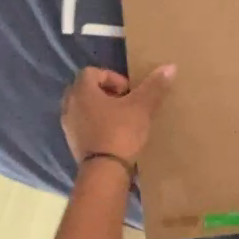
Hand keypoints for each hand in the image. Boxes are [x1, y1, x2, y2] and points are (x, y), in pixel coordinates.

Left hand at [60, 65, 175, 166]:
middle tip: (125, 102)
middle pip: (85, 89)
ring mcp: (68, 126)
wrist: (105, 171)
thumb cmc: (120, 132)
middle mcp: (69, 105)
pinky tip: (113, 136)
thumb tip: (170, 67)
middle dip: (105, 93)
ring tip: (120, 119)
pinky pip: (83, 126)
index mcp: (81, 91)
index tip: (129, 91)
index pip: (92, 72)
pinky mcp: (72, 143)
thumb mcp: (141, 107)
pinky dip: (96, 125)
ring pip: (83, 108)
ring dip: (100, 109)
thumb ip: (154, 86)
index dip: (112, 77)